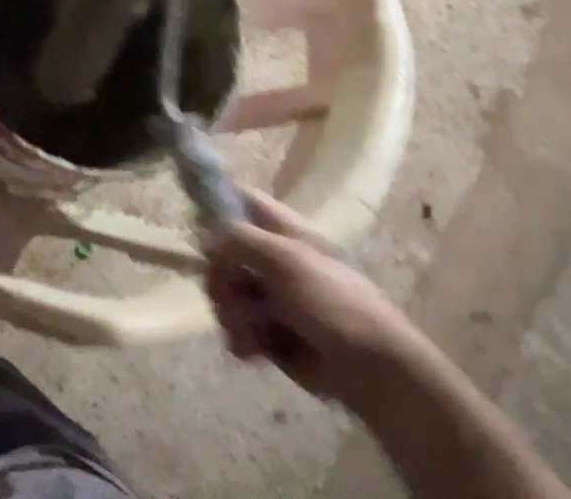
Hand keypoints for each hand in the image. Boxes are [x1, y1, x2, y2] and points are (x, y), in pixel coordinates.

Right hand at [205, 189, 421, 407]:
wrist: (368, 367)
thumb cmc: (332, 302)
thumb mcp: (284, 259)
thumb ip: (240, 240)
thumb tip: (207, 240)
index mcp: (282, 231)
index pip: (241, 201)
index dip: (217, 207)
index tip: (202, 230)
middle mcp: (271, 259)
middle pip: (222, 255)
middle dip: (221, 280)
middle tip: (232, 296)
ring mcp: (269, 296)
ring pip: (225, 294)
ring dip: (232, 315)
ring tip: (252, 333)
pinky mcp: (267, 331)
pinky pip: (236, 327)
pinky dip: (241, 339)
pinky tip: (254, 350)